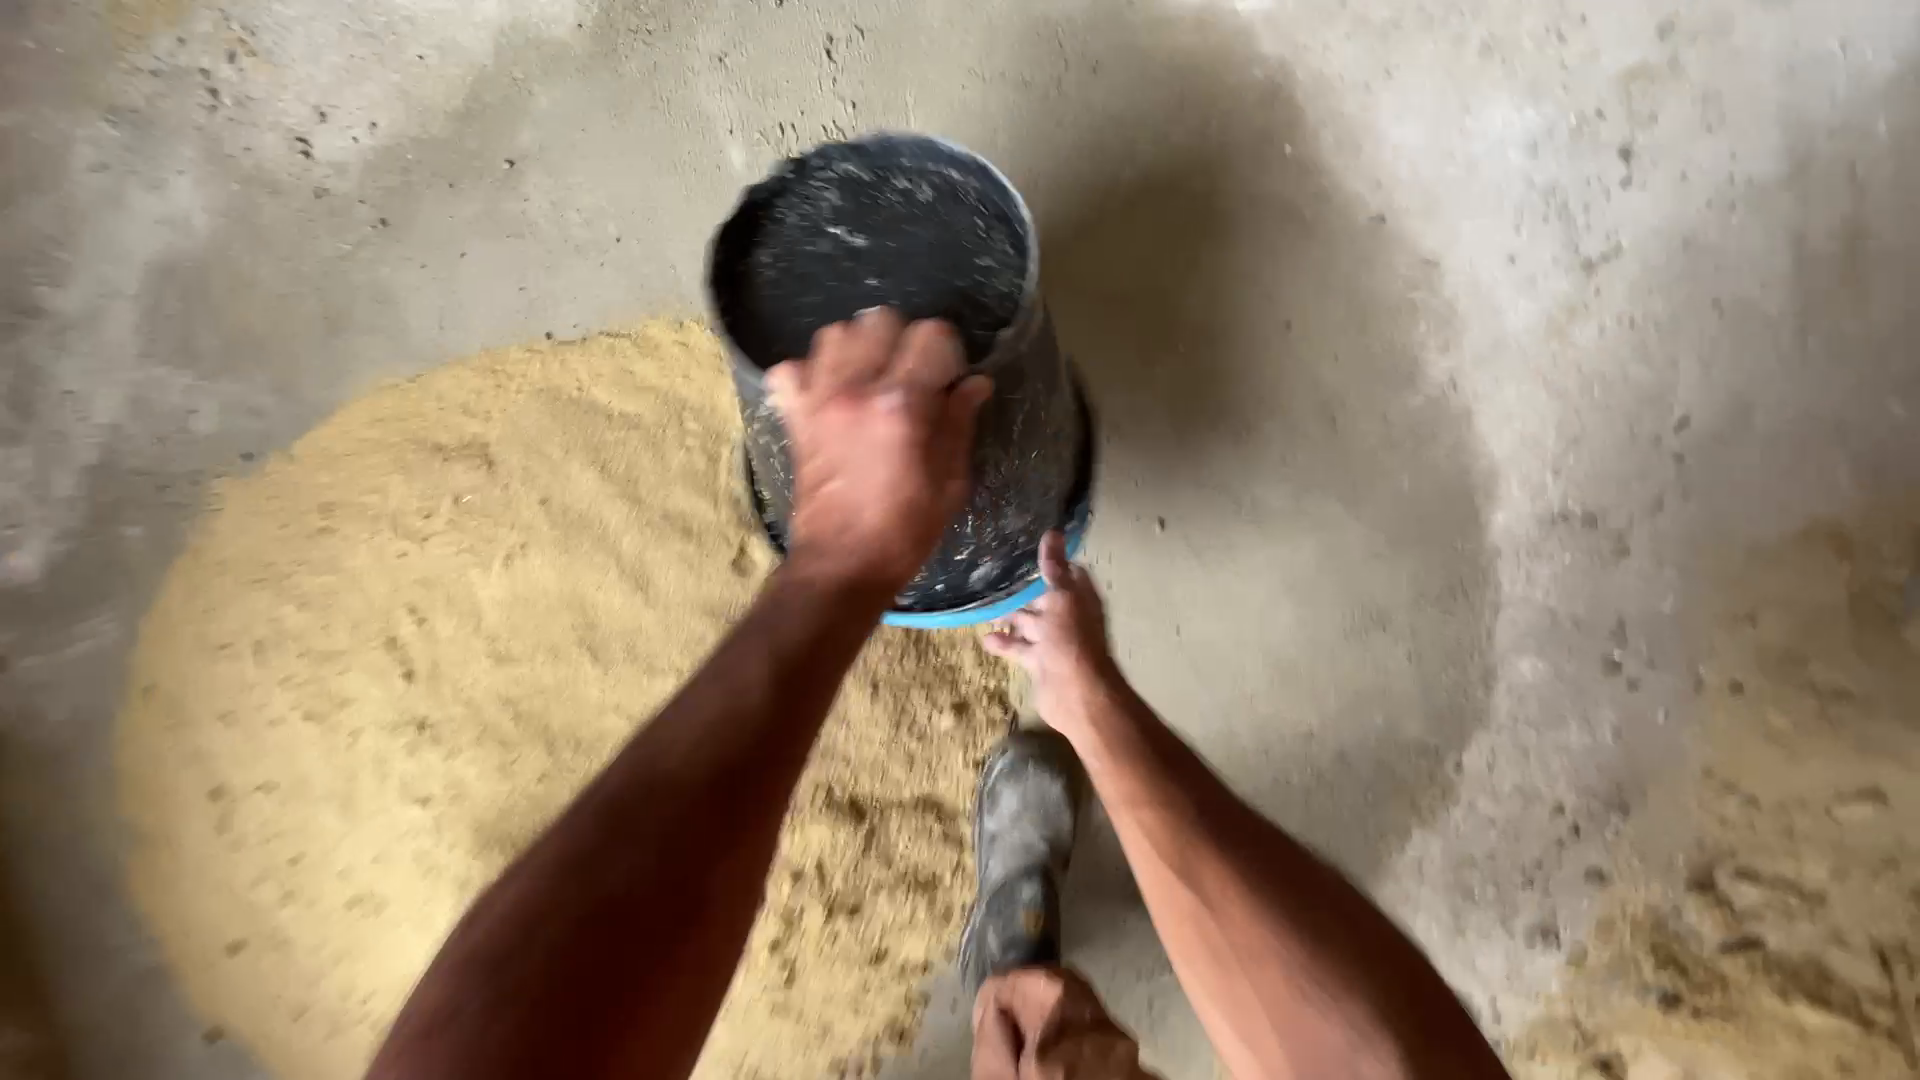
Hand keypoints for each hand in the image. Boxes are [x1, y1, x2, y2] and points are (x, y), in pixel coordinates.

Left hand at [767, 308, 993, 596]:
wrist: (841, 565)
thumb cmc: (905, 531)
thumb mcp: (951, 482)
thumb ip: (959, 424)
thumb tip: (974, 384)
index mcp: (901, 405)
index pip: (931, 335)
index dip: (949, 352)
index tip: (950, 381)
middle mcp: (855, 389)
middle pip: (880, 320)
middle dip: (904, 340)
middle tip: (914, 376)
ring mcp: (818, 401)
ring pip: (835, 334)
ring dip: (859, 347)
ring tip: (873, 379)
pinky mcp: (795, 418)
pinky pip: (791, 369)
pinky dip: (812, 372)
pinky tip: (832, 393)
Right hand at [981, 531, 1120, 738]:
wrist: (1074, 692)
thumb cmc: (1070, 639)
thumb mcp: (1061, 597)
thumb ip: (1054, 567)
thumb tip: (1053, 531)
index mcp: (1079, 598)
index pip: (1067, 573)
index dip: (1051, 563)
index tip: (1027, 552)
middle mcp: (1068, 617)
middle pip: (1043, 599)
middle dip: (1023, 592)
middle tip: (994, 579)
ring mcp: (1054, 641)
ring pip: (1029, 623)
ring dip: (1010, 617)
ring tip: (984, 608)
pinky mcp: (1040, 662)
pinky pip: (1020, 648)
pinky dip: (1004, 643)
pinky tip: (985, 638)